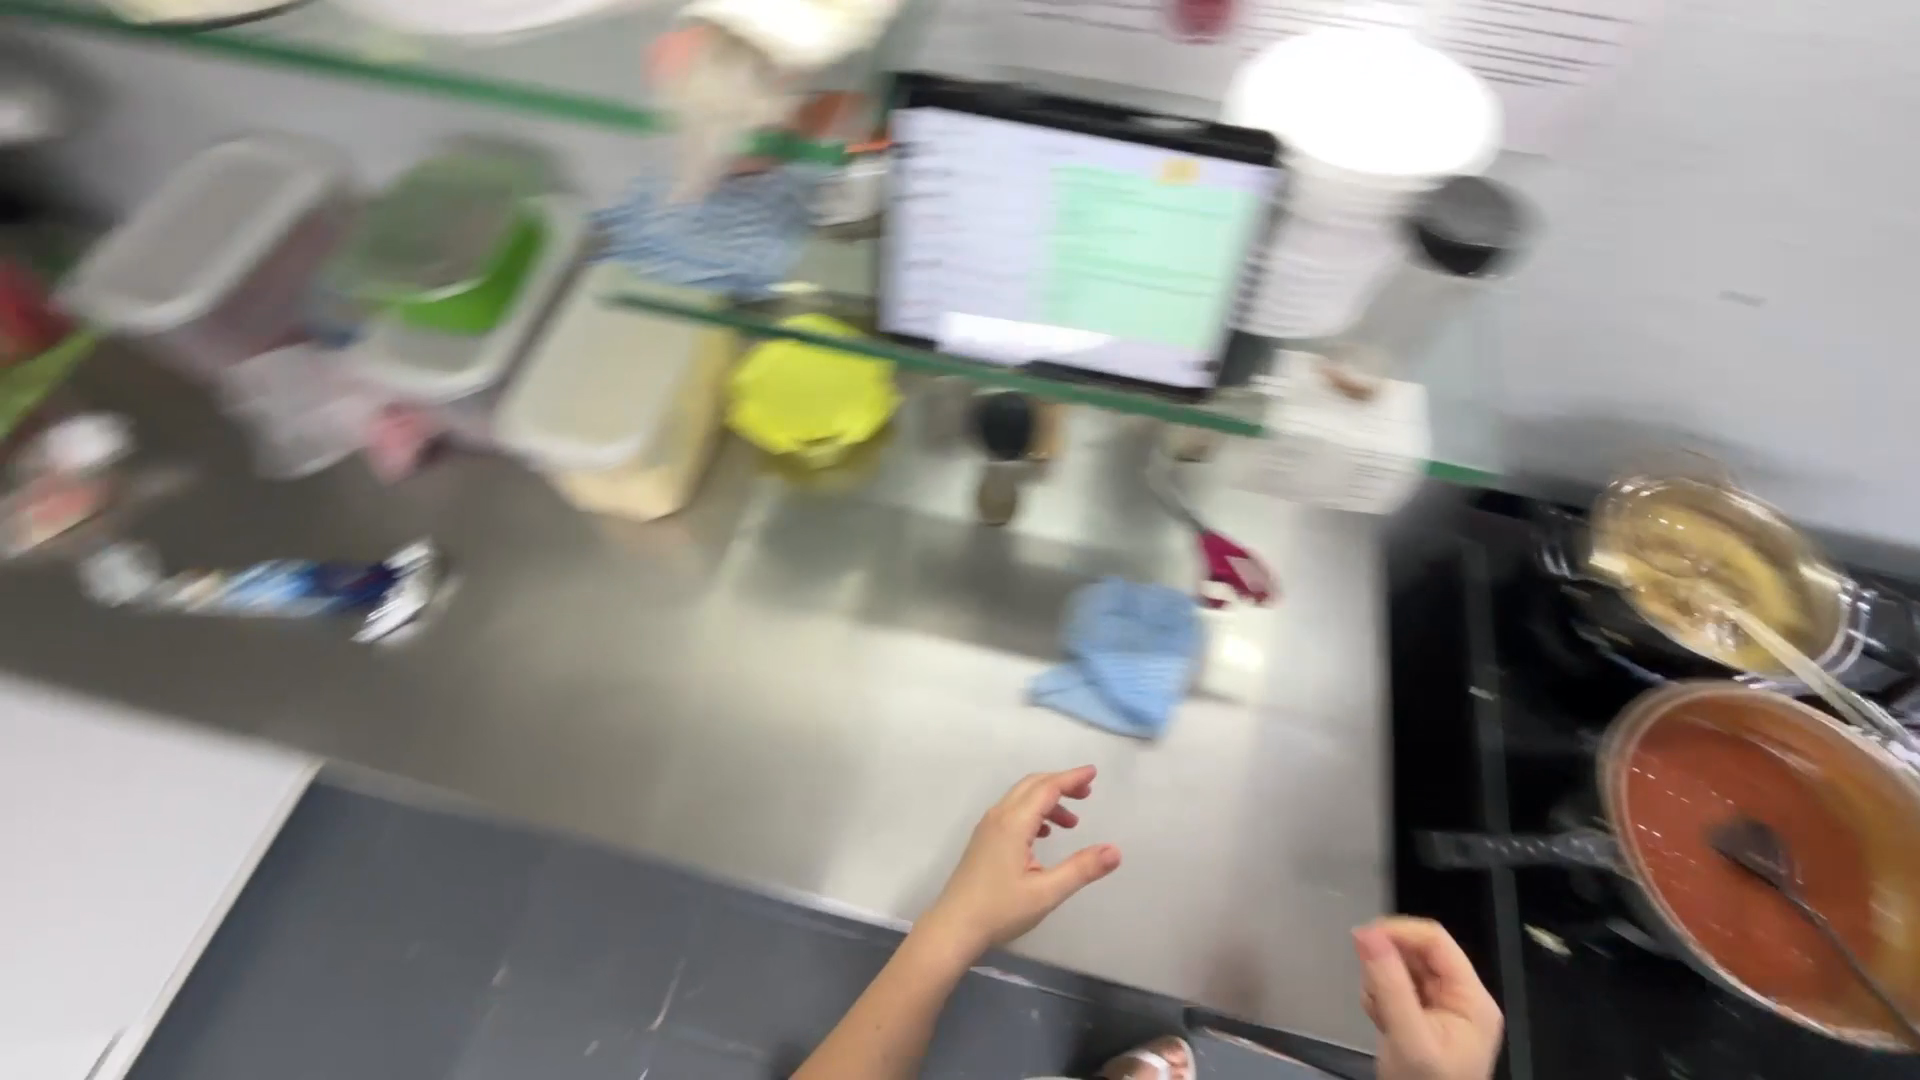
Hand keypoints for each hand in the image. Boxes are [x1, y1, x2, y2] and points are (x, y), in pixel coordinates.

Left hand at [917, 766, 1121, 957]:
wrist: (954, 927)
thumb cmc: (1000, 910)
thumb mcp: (1046, 892)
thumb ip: (1081, 869)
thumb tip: (1115, 850)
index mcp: (1013, 822)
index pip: (1047, 788)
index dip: (1071, 778)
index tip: (1093, 773)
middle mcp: (999, 816)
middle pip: (1032, 785)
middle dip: (1061, 784)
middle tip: (1087, 793)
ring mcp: (988, 827)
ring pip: (1021, 798)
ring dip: (1047, 801)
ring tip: (1072, 823)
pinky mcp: (984, 839)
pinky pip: (1012, 812)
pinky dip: (1033, 813)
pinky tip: (1045, 835)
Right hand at [1354, 917, 1502, 1079]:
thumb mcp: (1408, 1038)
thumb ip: (1388, 984)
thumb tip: (1365, 933)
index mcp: (1471, 998)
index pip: (1435, 940)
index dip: (1399, 932)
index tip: (1363, 940)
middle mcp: (1459, 996)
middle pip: (1416, 950)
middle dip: (1386, 962)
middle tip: (1371, 987)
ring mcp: (1440, 1006)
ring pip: (1400, 965)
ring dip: (1380, 980)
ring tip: (1378, 1012)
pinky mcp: (1420, 1014)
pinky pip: (1393, 984)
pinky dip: (1378, 994)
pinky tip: (1379, 1019)